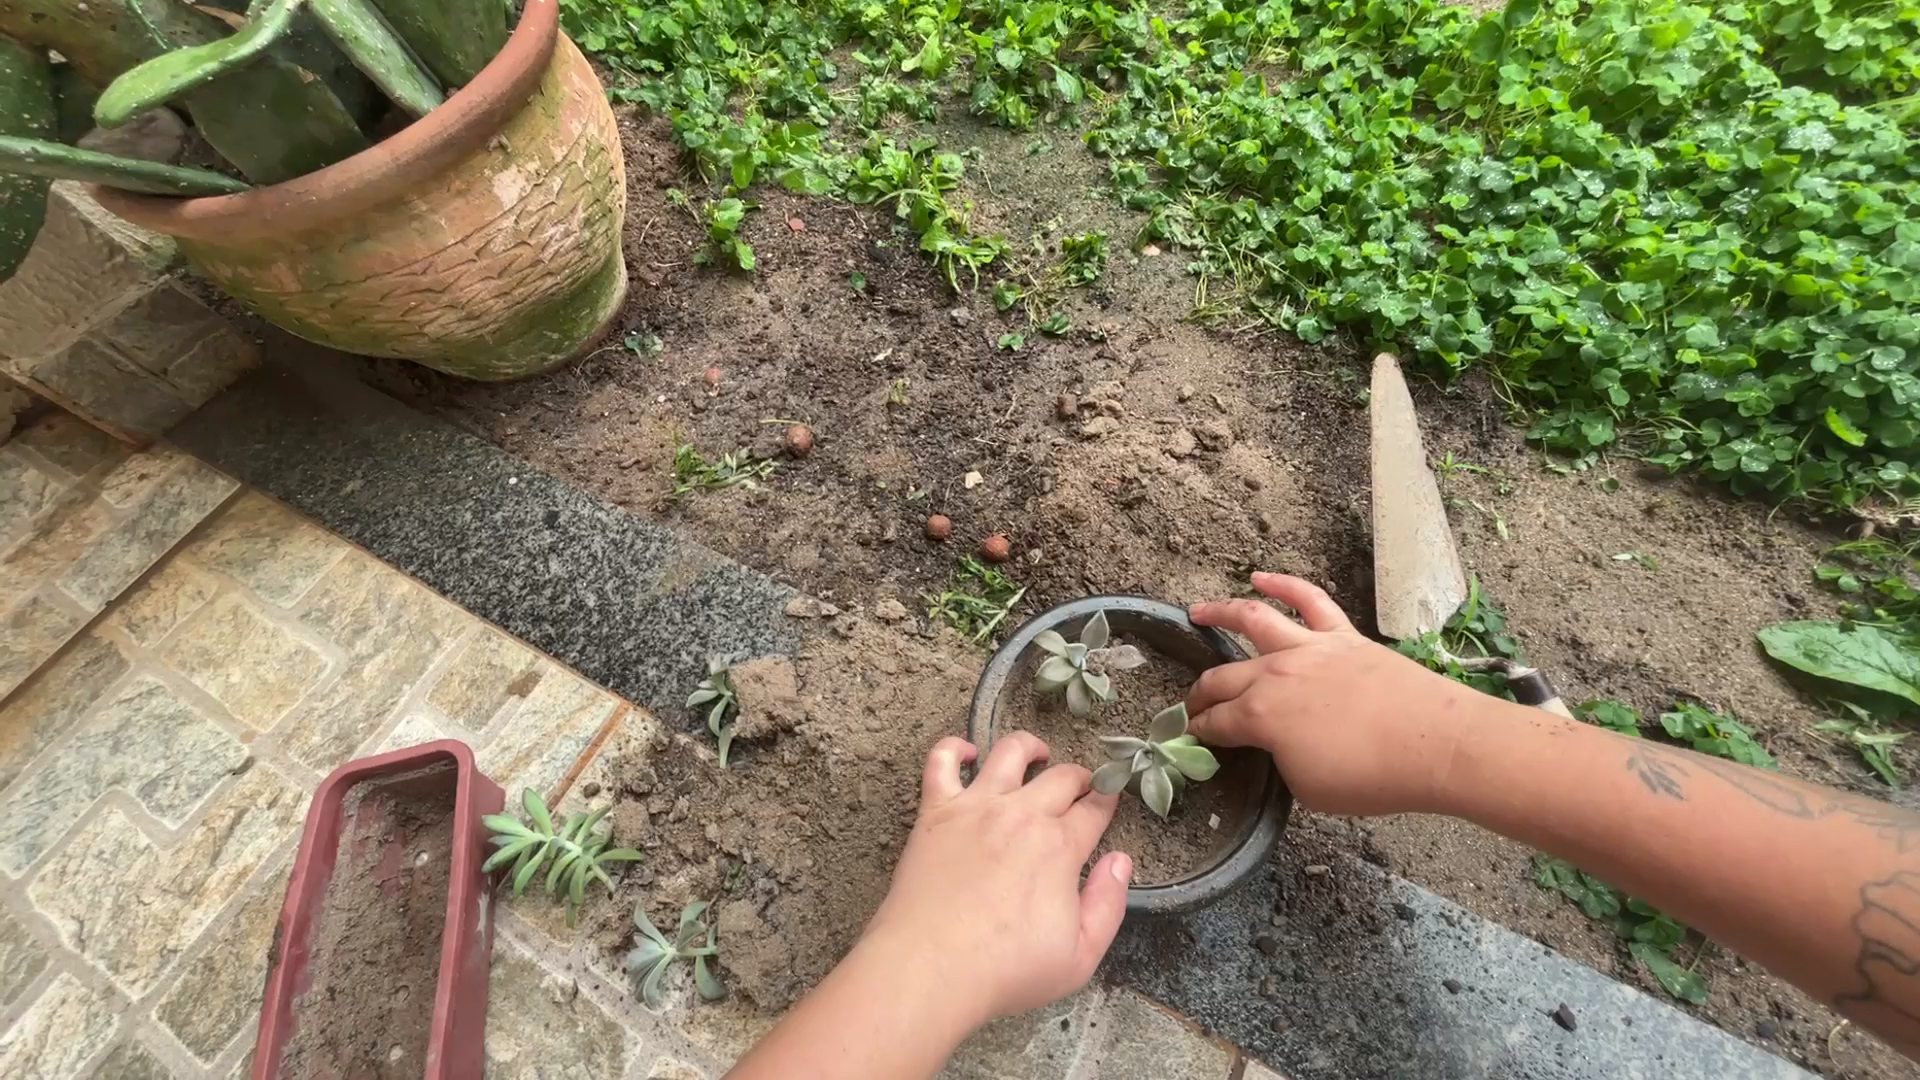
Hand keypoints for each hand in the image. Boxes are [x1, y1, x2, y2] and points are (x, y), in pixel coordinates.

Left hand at [859, 734, 1131, 1027]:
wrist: (930, 966)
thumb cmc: (1005, 969)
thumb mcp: (1079, 957)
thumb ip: (1108, 905)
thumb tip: (1121, 861)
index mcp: (1059, 846)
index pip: (1093, 810)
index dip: (1106, 800)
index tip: (1110, 796)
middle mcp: (1021, 813)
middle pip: (1061, 776)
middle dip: (1079, 776)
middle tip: (1082, 785)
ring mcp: (976, 805)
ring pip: (1009, 752)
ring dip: (1029, 747)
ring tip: (1037, 754)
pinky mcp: (936, 808)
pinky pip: (942, 760)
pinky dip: (954, 748)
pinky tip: (967, 753)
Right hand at [1186, 572, 1489, 815]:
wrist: (1439, 747)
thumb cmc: (1374, 777)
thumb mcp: (1309, 789)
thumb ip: (1279, 761)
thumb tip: (1275, 744)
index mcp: (1260, 717)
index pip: (1215, 723)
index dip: (1198, 732)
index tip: (1191, 736)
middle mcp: (1273, 675)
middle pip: (1221, 679)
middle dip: (1198, 694)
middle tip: (1192, 704)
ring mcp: (1307, 649)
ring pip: (1251, 620)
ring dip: (1218, 612)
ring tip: (1197, 611)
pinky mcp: (1341, 636)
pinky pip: (1308, 600)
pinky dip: (1282, 585)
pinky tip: (1260, 579)